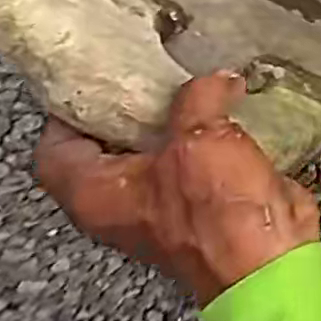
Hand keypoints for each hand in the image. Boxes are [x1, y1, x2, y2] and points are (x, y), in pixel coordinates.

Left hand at [34, 71, 320, 304]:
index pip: (56, 148)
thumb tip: (215, 78)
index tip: (95, 76)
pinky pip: (199, 154)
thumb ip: (199, 96)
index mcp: (97, 193)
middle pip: (112, 142)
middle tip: (157, 66)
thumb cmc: (216, 212)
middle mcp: (123, 200)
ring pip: (160, 146)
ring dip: (181, 115)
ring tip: (202, 79)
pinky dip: (212, 129)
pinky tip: (233, 106)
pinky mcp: (205, 198)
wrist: (265, 253)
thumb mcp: (199, 137)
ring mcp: (164, 200)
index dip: (70, 109)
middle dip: (136, 103)